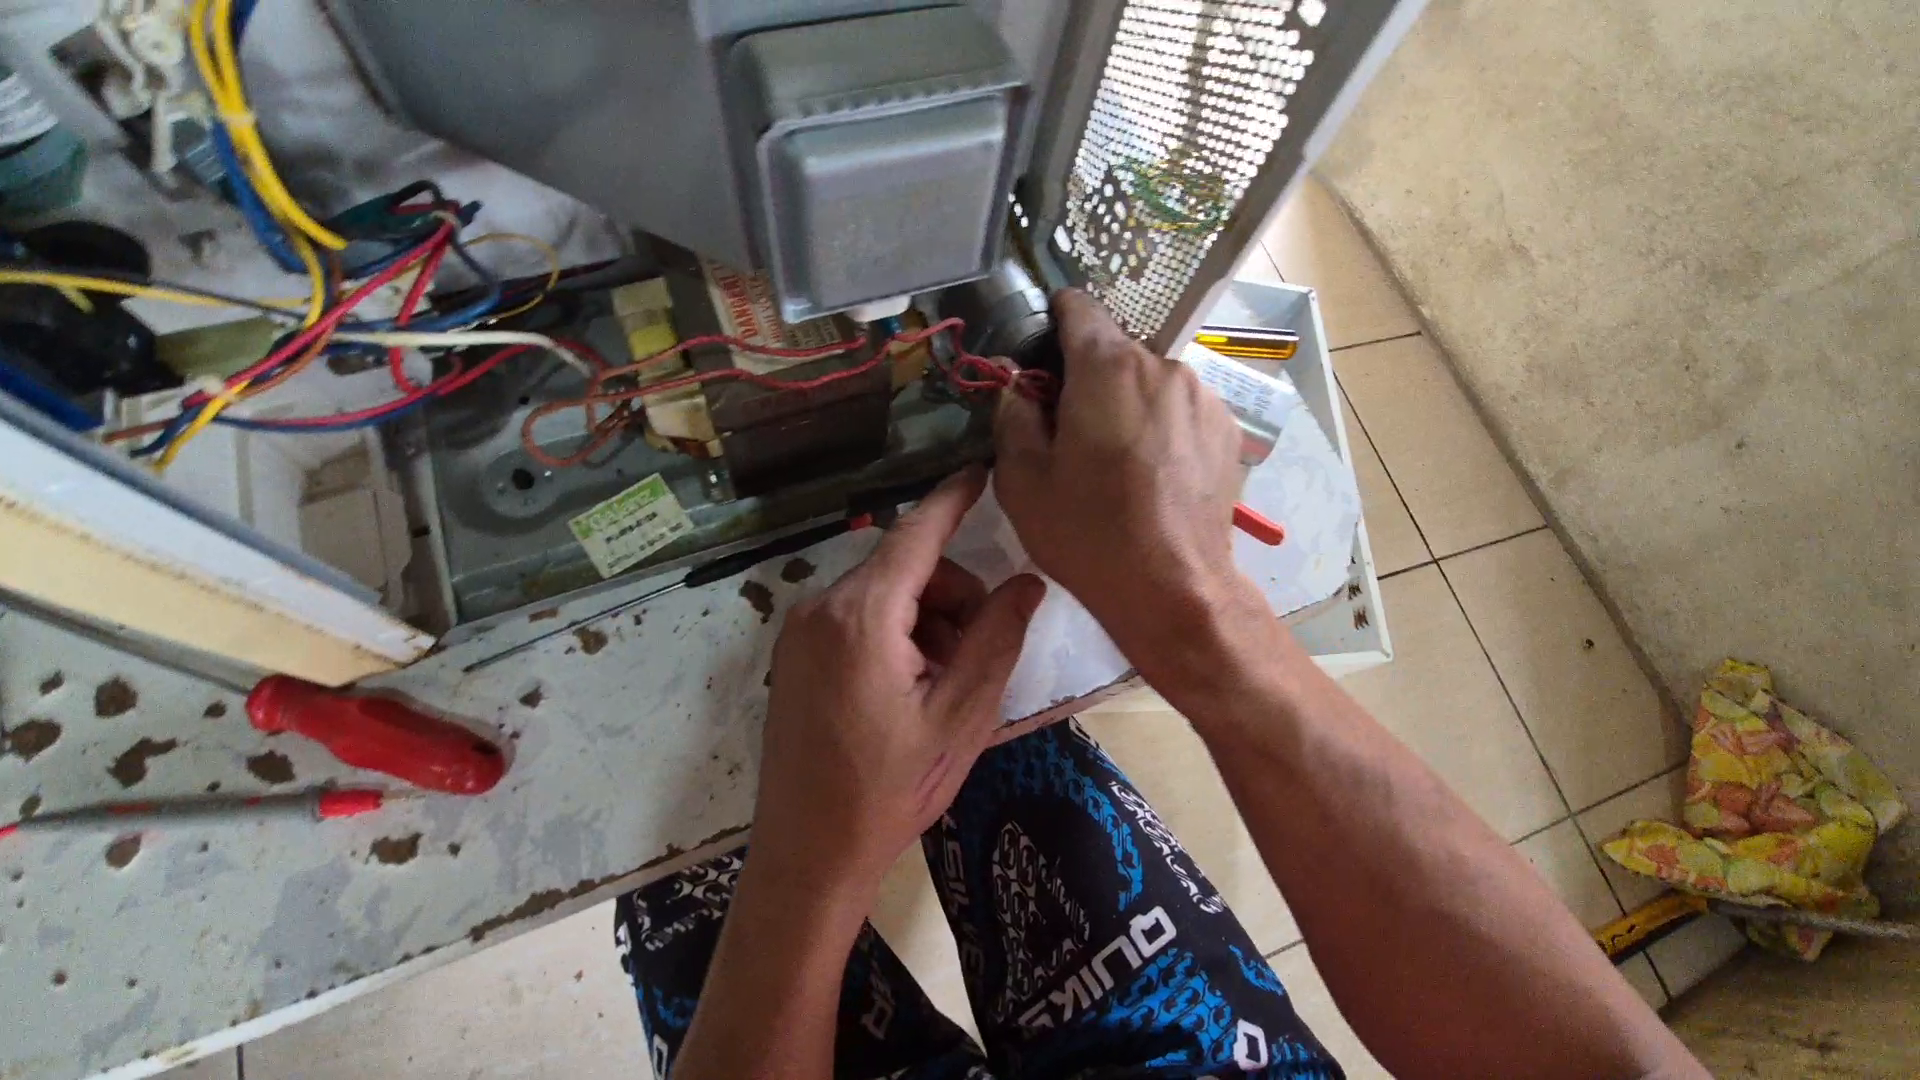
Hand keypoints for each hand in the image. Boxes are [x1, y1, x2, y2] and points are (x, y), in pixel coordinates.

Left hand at [752, 467, 1045, 898]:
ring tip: (945, 683)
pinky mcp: (793, 657)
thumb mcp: (961, 716)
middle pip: (904, 570)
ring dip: (926, 620)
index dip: (953, 500)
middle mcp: (820, 609)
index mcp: (861, 617)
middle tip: (981, 652)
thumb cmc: (890, 790)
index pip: (915, 535)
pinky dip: (894, 634)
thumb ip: (996, 639)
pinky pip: (856, 620)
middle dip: (953, 595)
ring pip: (882, 596)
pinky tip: (910, 687)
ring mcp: (799, 633)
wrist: (808, 856)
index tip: (982, 471)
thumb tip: (1026, 581)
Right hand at [994, 288, 1271, 689]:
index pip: (1077, 306)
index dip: (1052, 323)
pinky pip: (1180, 410)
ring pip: (1149, 382)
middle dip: (1087, 378)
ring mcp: (1203, 396)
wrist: (1173, 590)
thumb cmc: (1088, 534)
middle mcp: (1163, 365)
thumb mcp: (1022, 480)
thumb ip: (1013, 415)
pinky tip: (1153, 476)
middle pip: (1114, 351)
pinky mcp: (1228, 429)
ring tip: (1117, 462)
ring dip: (1127, 403)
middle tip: (1071, 432)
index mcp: (1108, 367)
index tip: (1041, 357)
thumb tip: (1021, 388)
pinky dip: (1161, 427)